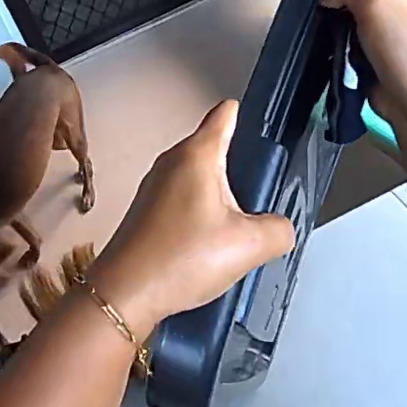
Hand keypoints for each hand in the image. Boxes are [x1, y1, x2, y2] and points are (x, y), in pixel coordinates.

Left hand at [91, 101, 295, 334]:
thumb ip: (279, 229)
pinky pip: (184, 199)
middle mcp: (171, 163)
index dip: (244, 115)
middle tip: (262, 194)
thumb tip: (281, 227)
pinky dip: (202, 213)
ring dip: (221, 196)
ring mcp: (155, 186)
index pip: (223, 116)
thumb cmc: (179, 258)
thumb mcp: (250, 245)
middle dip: (240, 167)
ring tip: (239, 227)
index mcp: (196, 155)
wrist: (126, 291)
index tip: (259, 118)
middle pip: (214, 149)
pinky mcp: (147, 210)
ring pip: (199, 178)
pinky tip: (211, 243)